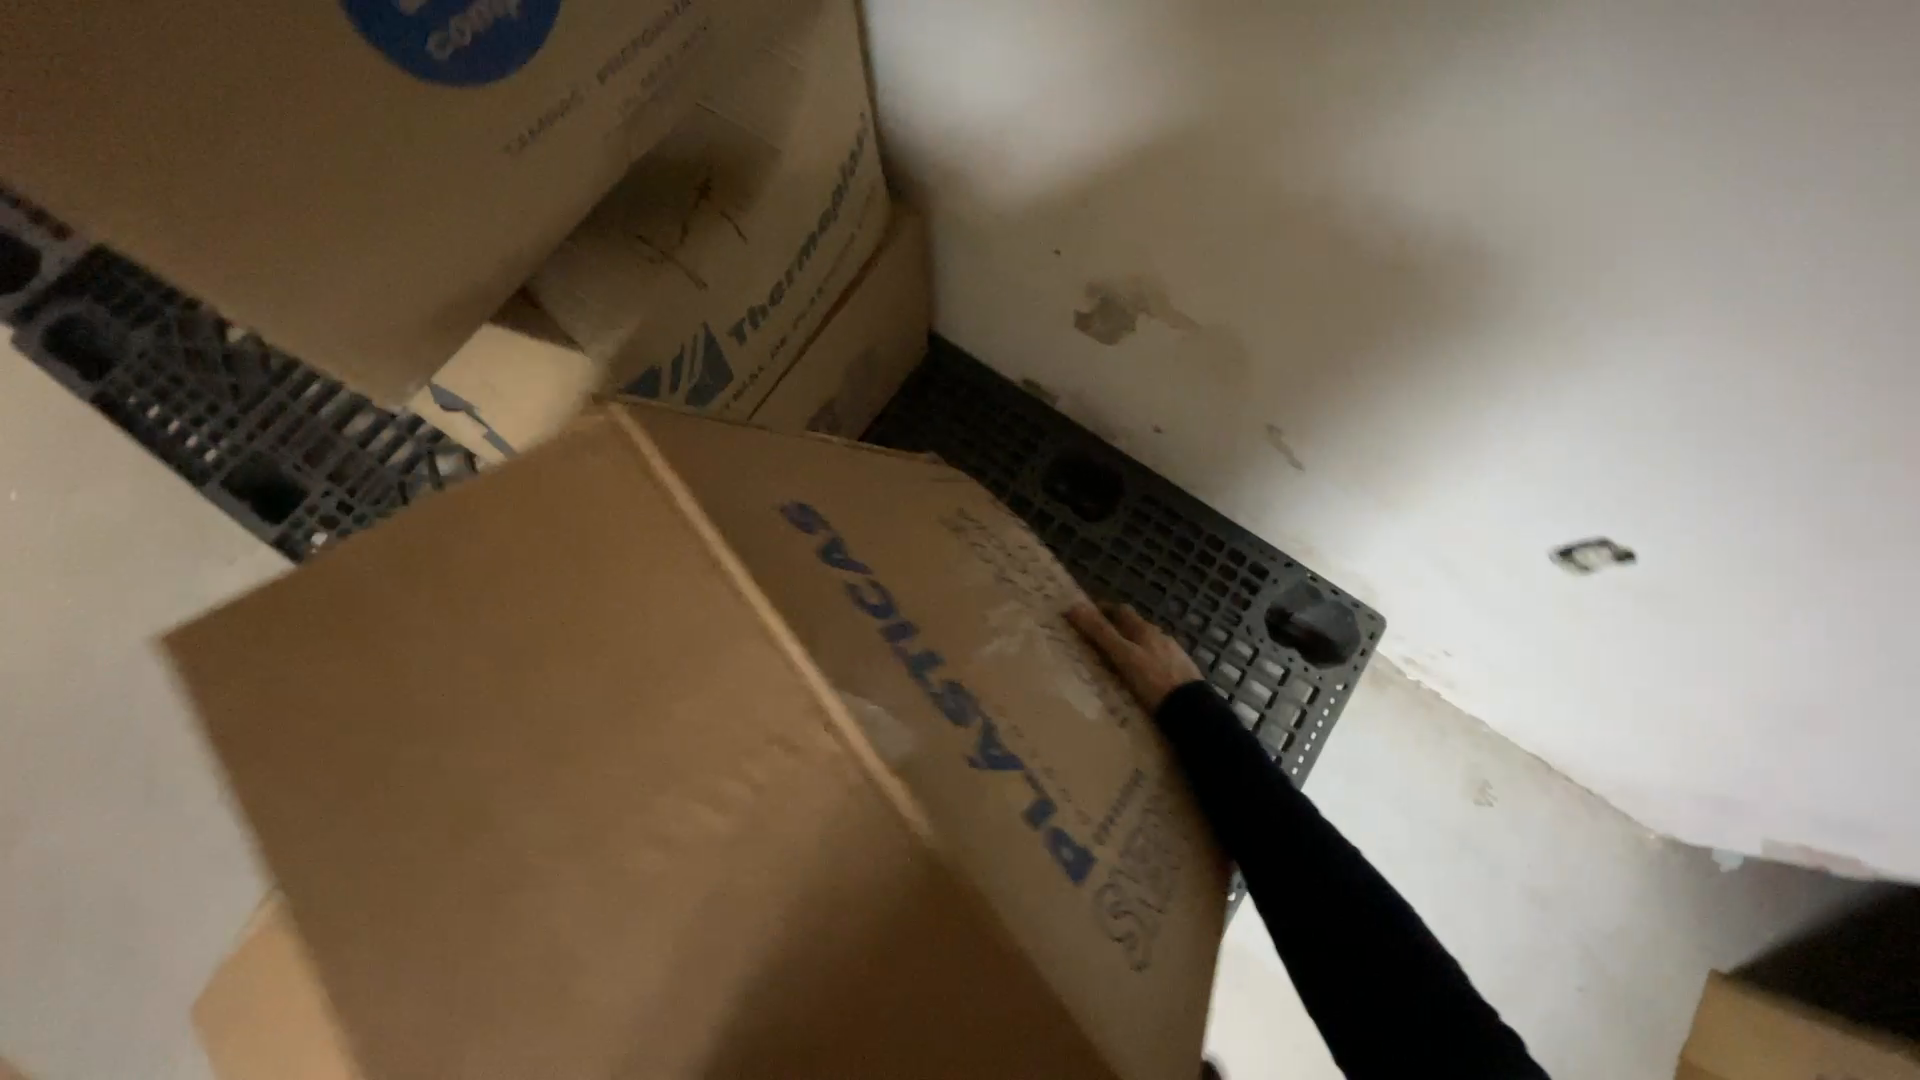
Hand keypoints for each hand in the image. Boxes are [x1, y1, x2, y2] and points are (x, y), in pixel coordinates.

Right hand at [1068, 601, 1203, 712]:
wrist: (1192, 708)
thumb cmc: (1154, 679)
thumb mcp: (1123, 656)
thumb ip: (1100, 633)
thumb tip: (1073, 607)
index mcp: (1145, 630)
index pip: (1122, 611)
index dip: (1104, 609)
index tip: (1088, 614)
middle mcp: (1161, 637)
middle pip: (1136, 626)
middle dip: (1118, 628)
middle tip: (1100, 639)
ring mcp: (1174, 654)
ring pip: (1149, 644)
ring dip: (1134, 646)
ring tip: (1120, 660)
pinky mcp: (1182, 672)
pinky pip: (1159, 661)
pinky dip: (1147, 662)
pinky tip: (1144, 677)